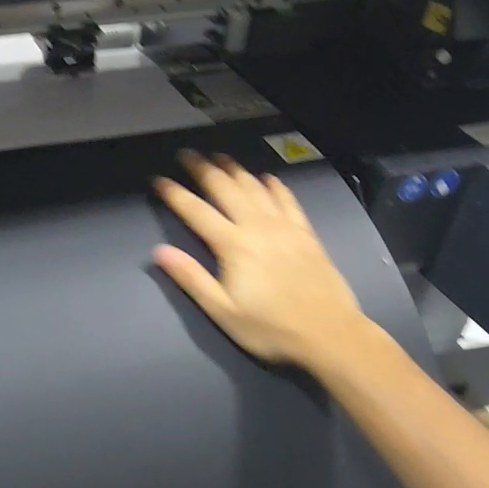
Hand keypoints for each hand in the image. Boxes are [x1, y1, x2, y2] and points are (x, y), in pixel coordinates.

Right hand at [153, 151, 370, 368]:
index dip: (175, 194)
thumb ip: (191, 278)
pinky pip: (287, 199)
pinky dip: (274, 185)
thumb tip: (160, 251)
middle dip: (204, 168)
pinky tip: (267, 178)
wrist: (329, 333)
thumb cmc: (270, 327)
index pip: (196, 211)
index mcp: (233, 245)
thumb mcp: (223, 311)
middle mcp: (257, 226)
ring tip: (220, 157)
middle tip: (188, 154)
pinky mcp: (306, 232)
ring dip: (235, 169)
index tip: (159, 180)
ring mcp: (285, 226)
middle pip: (226, 188)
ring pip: (255, 187)